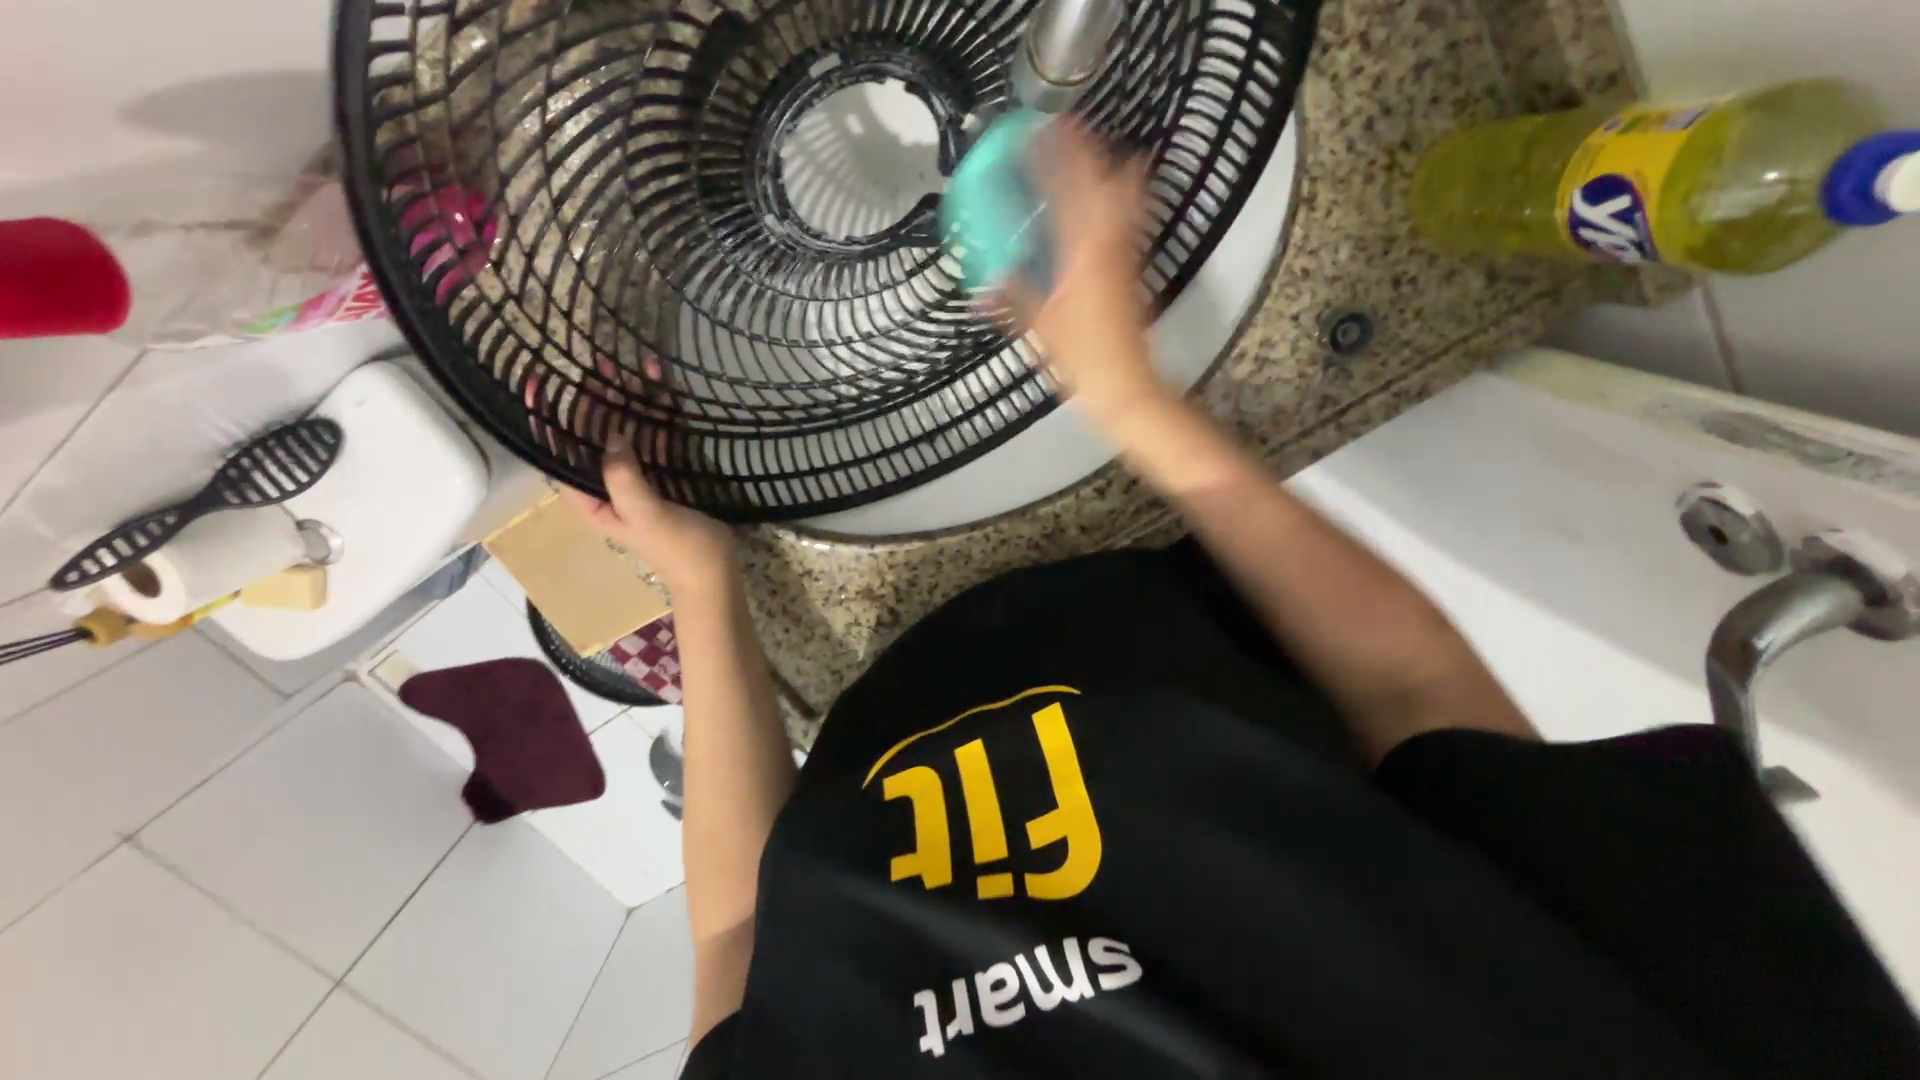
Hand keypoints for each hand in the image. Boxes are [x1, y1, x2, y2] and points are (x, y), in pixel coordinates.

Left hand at [529, 352, 738, 598]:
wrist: (717, 574)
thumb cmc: (679, 551)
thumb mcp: (647, 516)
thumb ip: (624, 477)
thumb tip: (609, 435)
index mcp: (593, 499)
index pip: (559, 455)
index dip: (545, 422)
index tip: (539, 386)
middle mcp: (611, 484)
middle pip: (594, 436)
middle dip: (594, 401)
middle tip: (599, 364)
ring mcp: (642, 477)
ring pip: (627, 429)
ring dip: (629, 400)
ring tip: (632, 365)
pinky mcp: (670, 472)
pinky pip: (658, 435)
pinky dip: (660, 412)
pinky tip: (663, 386)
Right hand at [1002, 121, 1168, 423]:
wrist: (1127, 385)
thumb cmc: (1083, 359)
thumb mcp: (1039, 330)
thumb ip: (1013, 301)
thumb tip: (981, 288)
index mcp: (1083, 253)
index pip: (1069, 191)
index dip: (1054, 155)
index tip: (1039, 130)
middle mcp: (1110, 245)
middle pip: (1106, 183)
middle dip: (1089, 151)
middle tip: (1070, 129)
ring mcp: (1128, 256)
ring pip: (1125, 199)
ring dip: (1111, 170)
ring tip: (1097, 152)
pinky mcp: (1134, 271)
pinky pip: (1129, 222)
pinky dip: (1123, 200)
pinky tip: (1113, 199)